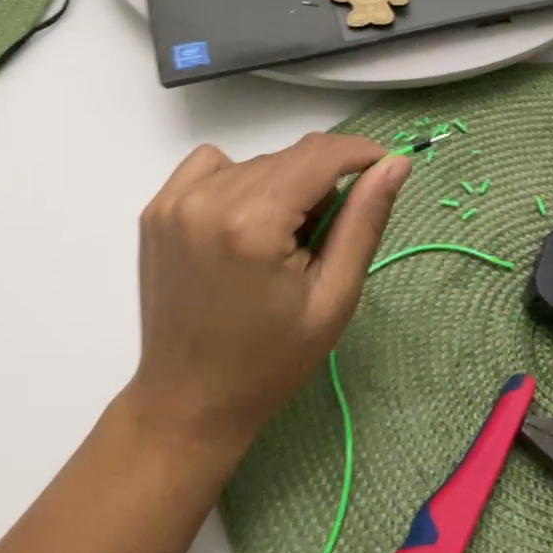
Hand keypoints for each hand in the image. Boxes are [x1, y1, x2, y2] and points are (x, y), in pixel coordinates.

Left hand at [128, 133, 412, 450]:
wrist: (191, 399)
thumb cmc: (271, 361)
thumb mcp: (334, 298)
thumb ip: (364, 222)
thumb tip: (395, 164)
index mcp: (253, 223)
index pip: (319, 155)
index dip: (360, 154)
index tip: (385, 168)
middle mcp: (207, 198)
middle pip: (288, 158)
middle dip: (322, 184)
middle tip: (324, 240)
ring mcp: (174, 202)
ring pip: (255, 163)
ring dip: (283, 187)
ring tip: (281, 244)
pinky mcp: (156, 210)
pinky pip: (212, 167)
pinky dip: (240, 182)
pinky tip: (245, 226)